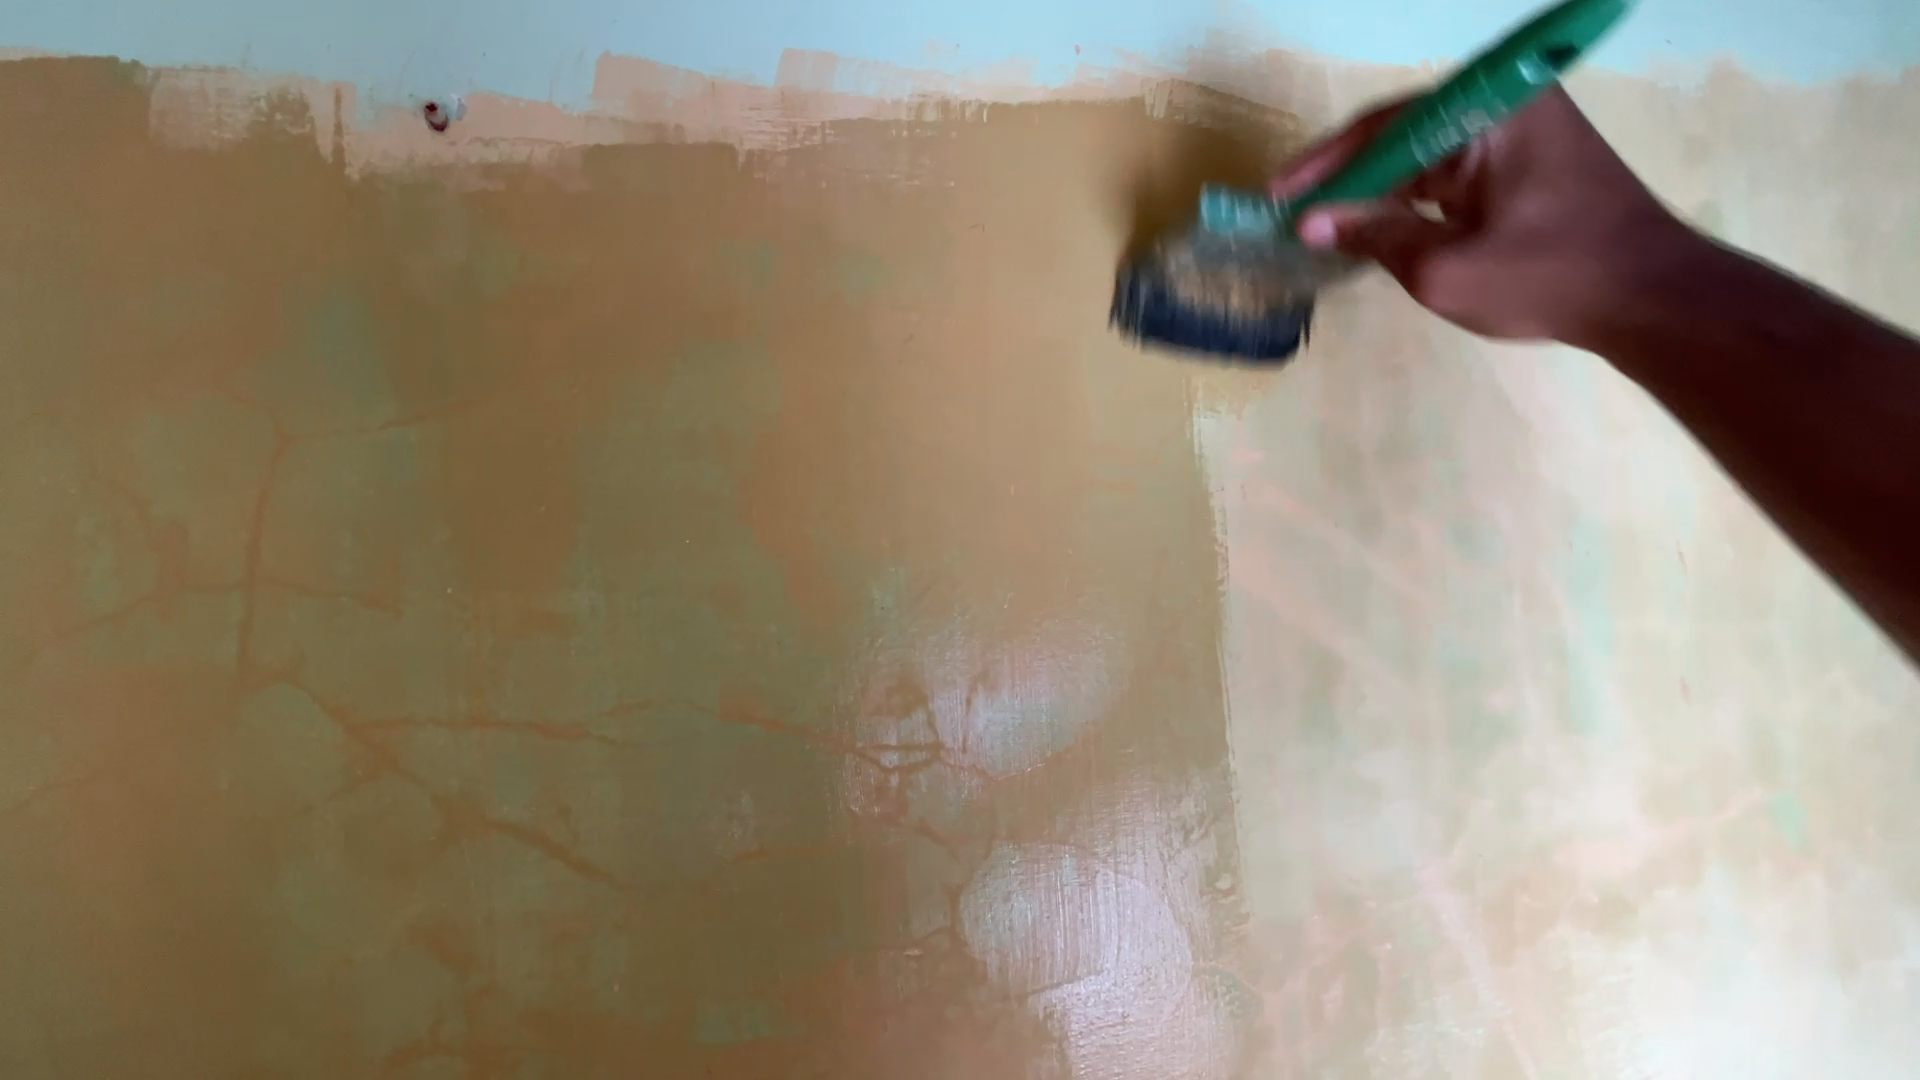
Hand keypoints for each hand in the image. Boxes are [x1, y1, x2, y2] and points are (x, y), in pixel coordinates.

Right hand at [1271, 86, 1700, 345]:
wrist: (1646, 298)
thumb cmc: (1545, 277)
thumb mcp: (1442, 266)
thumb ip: (1372, 236)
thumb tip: (1309, 223)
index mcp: (1491, 114)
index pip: (1386, 125)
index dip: (1325, 163)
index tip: (1278, 195)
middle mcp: (1504, 110)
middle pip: (1401, 135)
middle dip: (1342, 176)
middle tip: (1290, 212)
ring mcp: (1515, 138)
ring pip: (1419, 157)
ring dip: (1369, 191)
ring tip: (1317, 222)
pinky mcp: (1519, 170)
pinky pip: (1444, 176)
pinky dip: (1402, 201)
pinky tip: (1368, 227)